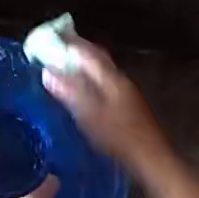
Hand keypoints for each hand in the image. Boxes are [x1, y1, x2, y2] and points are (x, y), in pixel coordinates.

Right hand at [40, 39, 172, 174]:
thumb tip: (47, 71)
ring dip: (82, 62)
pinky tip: (80, 87)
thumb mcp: (89, 115)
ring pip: (101, 68)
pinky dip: (89, 76)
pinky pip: (103, 80)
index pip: (87, 51)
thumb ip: (69, 92)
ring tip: (62, 64)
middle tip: (53, 47)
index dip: (67, 43)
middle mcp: (119, 78)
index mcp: (111, 77)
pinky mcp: (127, 104)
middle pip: (96, 56)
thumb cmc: (119, 137)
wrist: (151, 158)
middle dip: (75, 49)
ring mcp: (125, 91)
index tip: (47, 38)